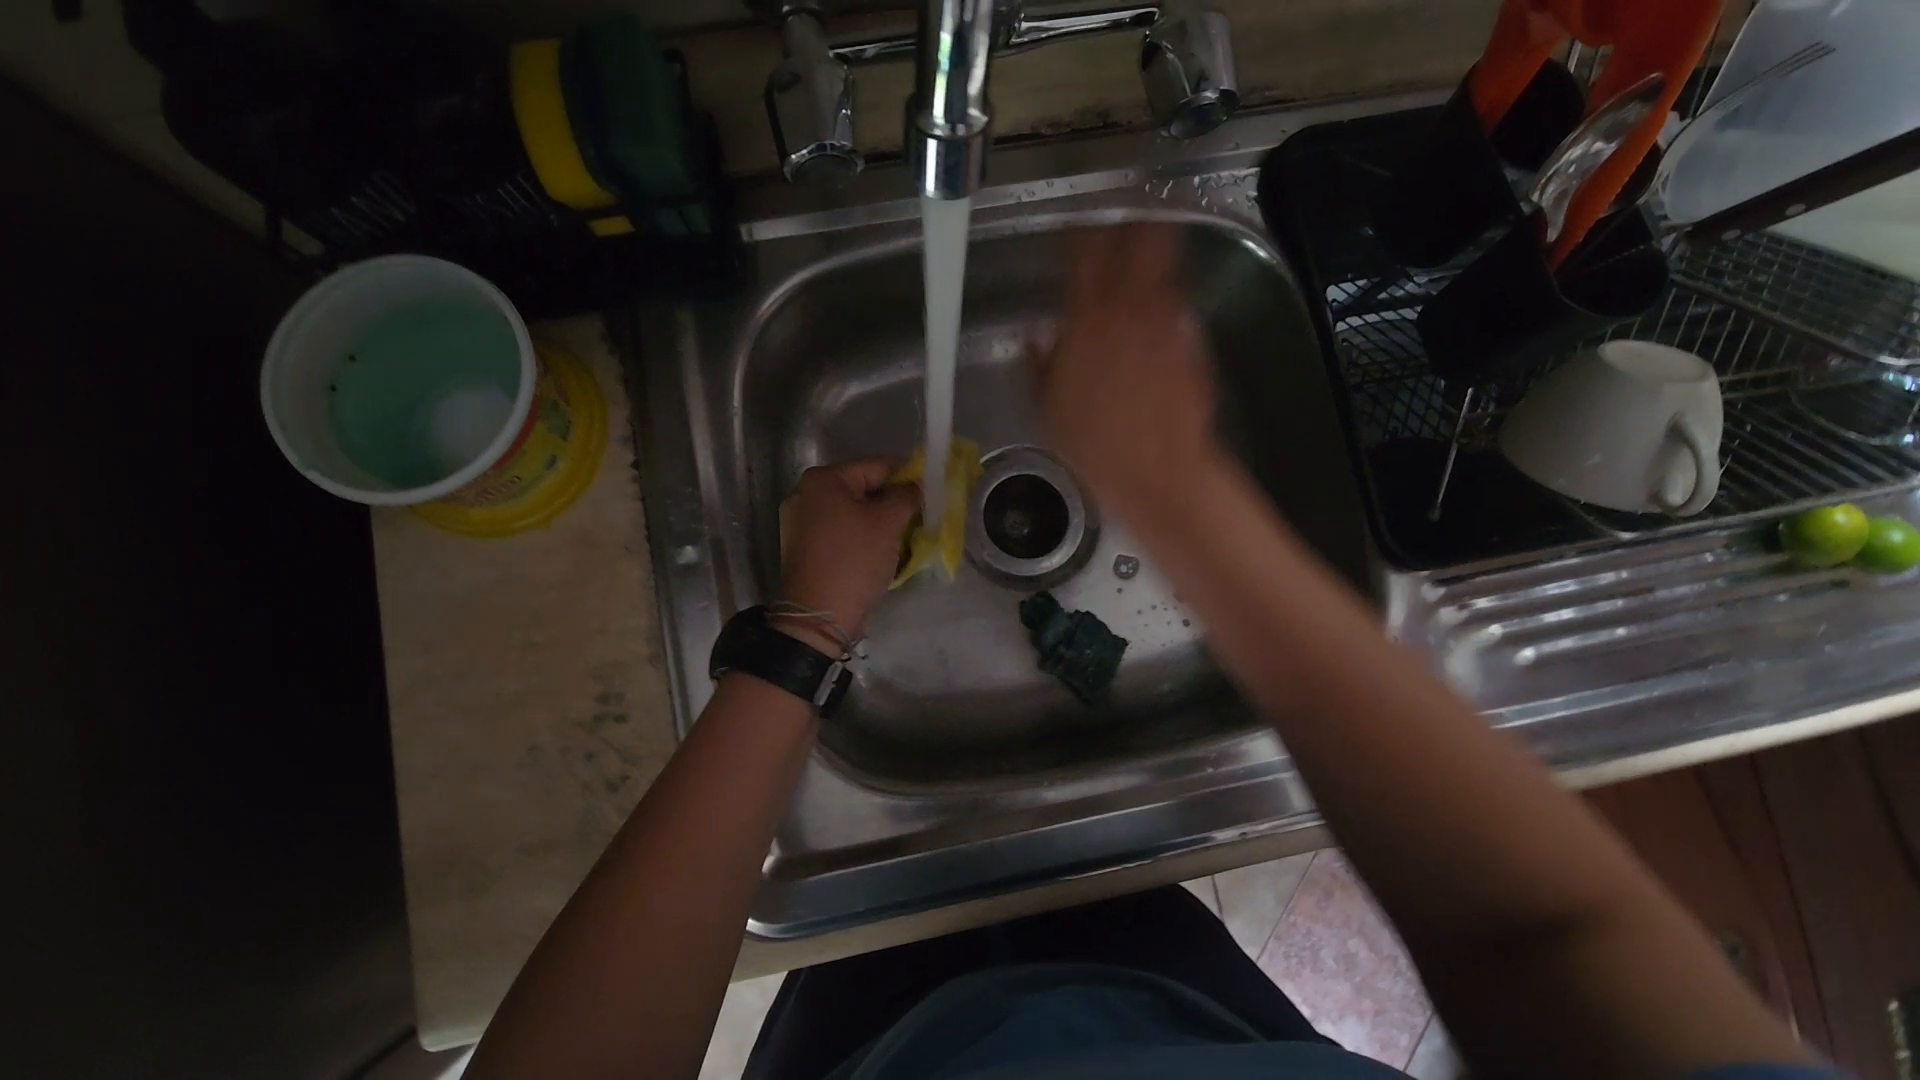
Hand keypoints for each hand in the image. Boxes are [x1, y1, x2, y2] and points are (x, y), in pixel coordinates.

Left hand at [777, 459, 918, 644]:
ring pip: (853, 512)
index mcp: (823, 480)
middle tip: (923, 512)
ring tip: (908, 532)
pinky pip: (842, 532)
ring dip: (880, 520)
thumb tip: (917, 487)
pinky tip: (884, 548)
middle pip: (862, 489)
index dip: (907, 474)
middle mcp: (806, 495)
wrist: (818, 615)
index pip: (876, 466)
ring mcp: (801, 523)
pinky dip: (863, 535)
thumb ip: (907, 497)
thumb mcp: (888, 523)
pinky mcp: (805, 548)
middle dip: (893, 500)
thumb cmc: (854, 560)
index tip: (932, 485)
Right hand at [1033, 223, 1222, 520]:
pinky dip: (1169, 301)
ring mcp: (1168, 324)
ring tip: (1150, 243)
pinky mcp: (1193, 343)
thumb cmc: (1095, 447)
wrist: (1159, 472)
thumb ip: (1038, 365)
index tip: (1073, 222)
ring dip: (1157, 253)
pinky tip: (1161, 312)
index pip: (1081, 254)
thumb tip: (1033, 340)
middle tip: (1135, 204)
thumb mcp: (1047, 409)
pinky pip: (1179, 308)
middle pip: (1140, 241)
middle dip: (1138, 216)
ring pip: (1166, 268)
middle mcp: (1131, 311)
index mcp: (1087, 321)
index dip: (1077, 230)